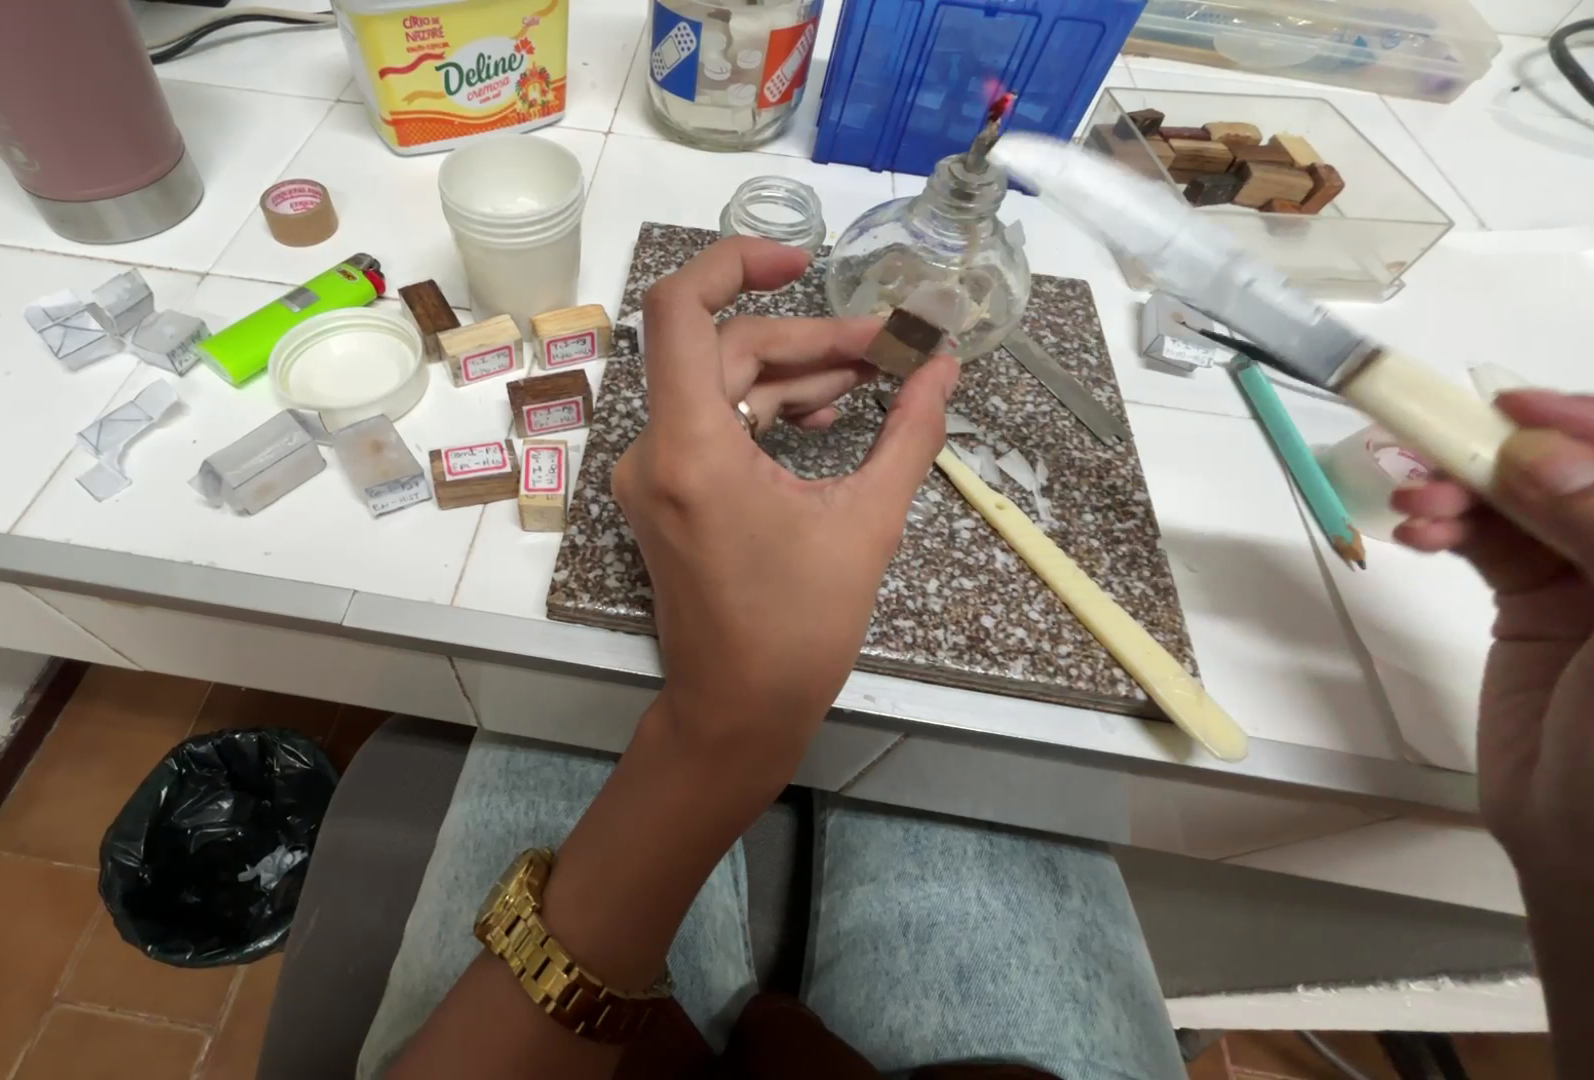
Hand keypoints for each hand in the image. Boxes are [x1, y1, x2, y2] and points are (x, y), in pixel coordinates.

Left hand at [612, 237, 960, 770]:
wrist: (736, 706)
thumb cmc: (799, 630)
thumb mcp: (868, 523)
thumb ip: (909, 434)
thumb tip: (943, 365)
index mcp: (691, 449)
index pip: (678, 312)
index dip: (732, 263)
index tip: (798, 260)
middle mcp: (654, 451)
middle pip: (724, 352)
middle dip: (806, 343)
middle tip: (886, 350)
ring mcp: (651, 474)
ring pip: (718, 389)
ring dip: (789, 377)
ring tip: (865, 383)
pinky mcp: (663, 494)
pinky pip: (708, 426)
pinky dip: (762, 413)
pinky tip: (820, 417)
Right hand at [1393, 390, 1593, 883]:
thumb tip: (1536, 453)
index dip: (1587, 424)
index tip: (1509, 408)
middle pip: (1578, 475)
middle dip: (1502, 457)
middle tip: (1428, 457)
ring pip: (1525, 502)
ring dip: (1461, 494)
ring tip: (1412, 509)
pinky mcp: (1541, 604)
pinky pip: (1488, 543)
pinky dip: (1447, 528)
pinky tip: (1419, 532)